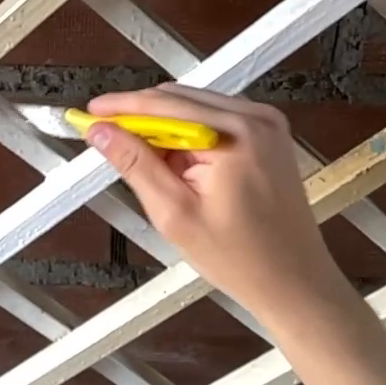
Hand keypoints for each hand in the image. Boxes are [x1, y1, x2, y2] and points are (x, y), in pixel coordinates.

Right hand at [86, 85, 348, 324]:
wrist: (298, 285)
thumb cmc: (237, 258)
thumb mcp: (174, 213)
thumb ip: (135, 164)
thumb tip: (97, 130)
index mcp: (236, 132)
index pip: (164, 105)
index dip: (121, 107)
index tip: (87, 112)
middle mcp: (255, 115)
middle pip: (179, 99)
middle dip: (140, 117)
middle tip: (107, 138)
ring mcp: (266, 120)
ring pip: (193, 106)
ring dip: (163, 126)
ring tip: (143, 159)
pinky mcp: (269, 132)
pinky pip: (212, 117)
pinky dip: (187, 132)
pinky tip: (175, 161)